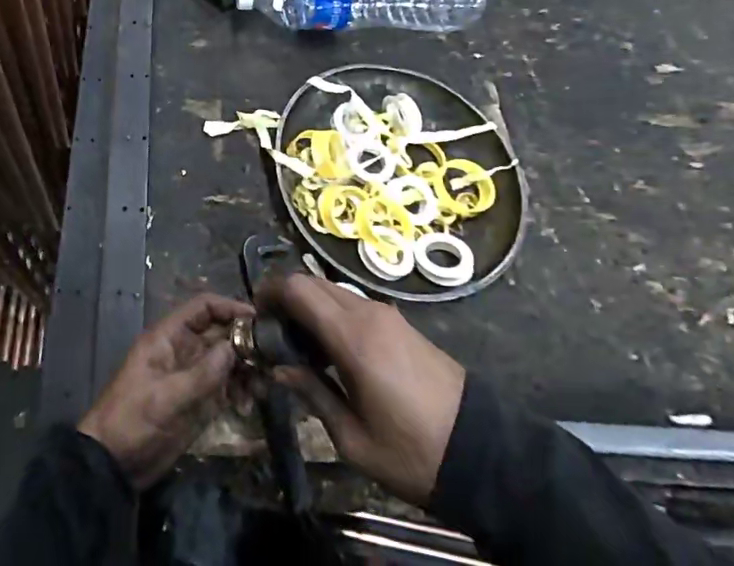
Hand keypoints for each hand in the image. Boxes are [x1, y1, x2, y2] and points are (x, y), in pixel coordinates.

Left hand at [77, 292, 251, 488]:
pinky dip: (240, 391)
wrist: (113, 465)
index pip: (203, 307)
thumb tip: (235, 346)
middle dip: (245, 343)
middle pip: (221, 332)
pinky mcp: (200, 399)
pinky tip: (246, 406)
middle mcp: (184, 349)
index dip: (229, 307)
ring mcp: (193, 375)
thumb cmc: (133, 420)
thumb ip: (203, 372)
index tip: (256, 320)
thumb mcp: (167, 397)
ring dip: (247, 370)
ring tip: (261, 388)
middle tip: (269, 359)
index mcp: (169, 337)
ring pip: (228, 359)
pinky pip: (227, 385)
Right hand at [257, 274, 465, 504]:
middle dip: (286, 297)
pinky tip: (328, 348)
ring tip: (296, 344)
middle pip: (314, 282)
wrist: (478, 448)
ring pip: (334, 291)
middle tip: (270, 330)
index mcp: (352, 337)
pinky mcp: (400, 324)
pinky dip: (332, 313)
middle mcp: (368, 313)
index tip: (254, 313)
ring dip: (309, 304)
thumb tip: (281, 367)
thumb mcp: (352, 437)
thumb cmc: (410, 451)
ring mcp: (387, 315)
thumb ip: (313, 393)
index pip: (299, 288)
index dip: (270, 292)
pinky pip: (354, 304)